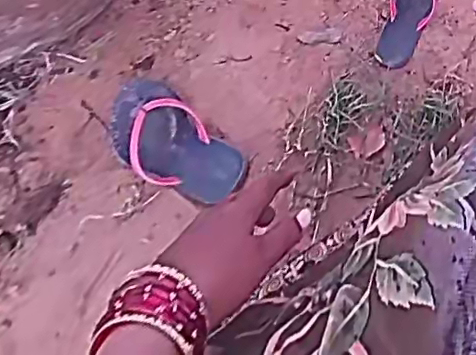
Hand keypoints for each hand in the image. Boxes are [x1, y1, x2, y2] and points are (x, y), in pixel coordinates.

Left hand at [155, 166, 308, 325]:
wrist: (171, 302)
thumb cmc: (223, 276)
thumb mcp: (262, 258)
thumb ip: (284, 235)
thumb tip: (304, 214)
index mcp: (241, 208)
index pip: (265, 185)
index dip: (280, 179)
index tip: (291, 173)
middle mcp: (218, 211)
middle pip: (244, 199)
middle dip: (260, 203)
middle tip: (273, 211)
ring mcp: (198, 227)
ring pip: (227, 215)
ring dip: (243, 220)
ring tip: (253, 235)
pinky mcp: (184, 245)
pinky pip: (212, 229)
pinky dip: (226, 233)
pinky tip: (227, 251)